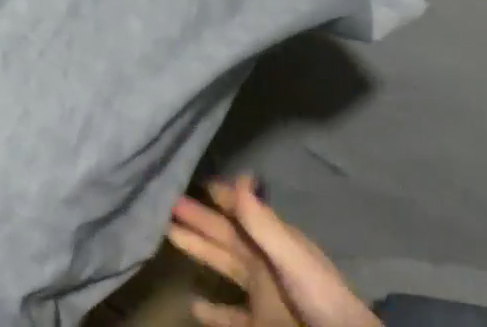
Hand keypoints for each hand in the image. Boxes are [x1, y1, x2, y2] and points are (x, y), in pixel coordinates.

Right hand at [166, 175, 381, 326]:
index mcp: (276, 246)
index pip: (242, 212)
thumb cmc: (322, 302)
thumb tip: (239, 174)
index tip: (187, 178)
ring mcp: (263, 296)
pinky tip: (192, 303)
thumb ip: (263, 223)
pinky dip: (211, 310)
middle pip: (227, 236)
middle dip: (197, 218)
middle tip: (163, 201)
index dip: (218, 195)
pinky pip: (230, 315)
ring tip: (167, 234)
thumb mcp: (292, 259)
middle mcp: (267, 266)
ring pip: (224, 266)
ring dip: (198, 251)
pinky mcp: (259, 324)